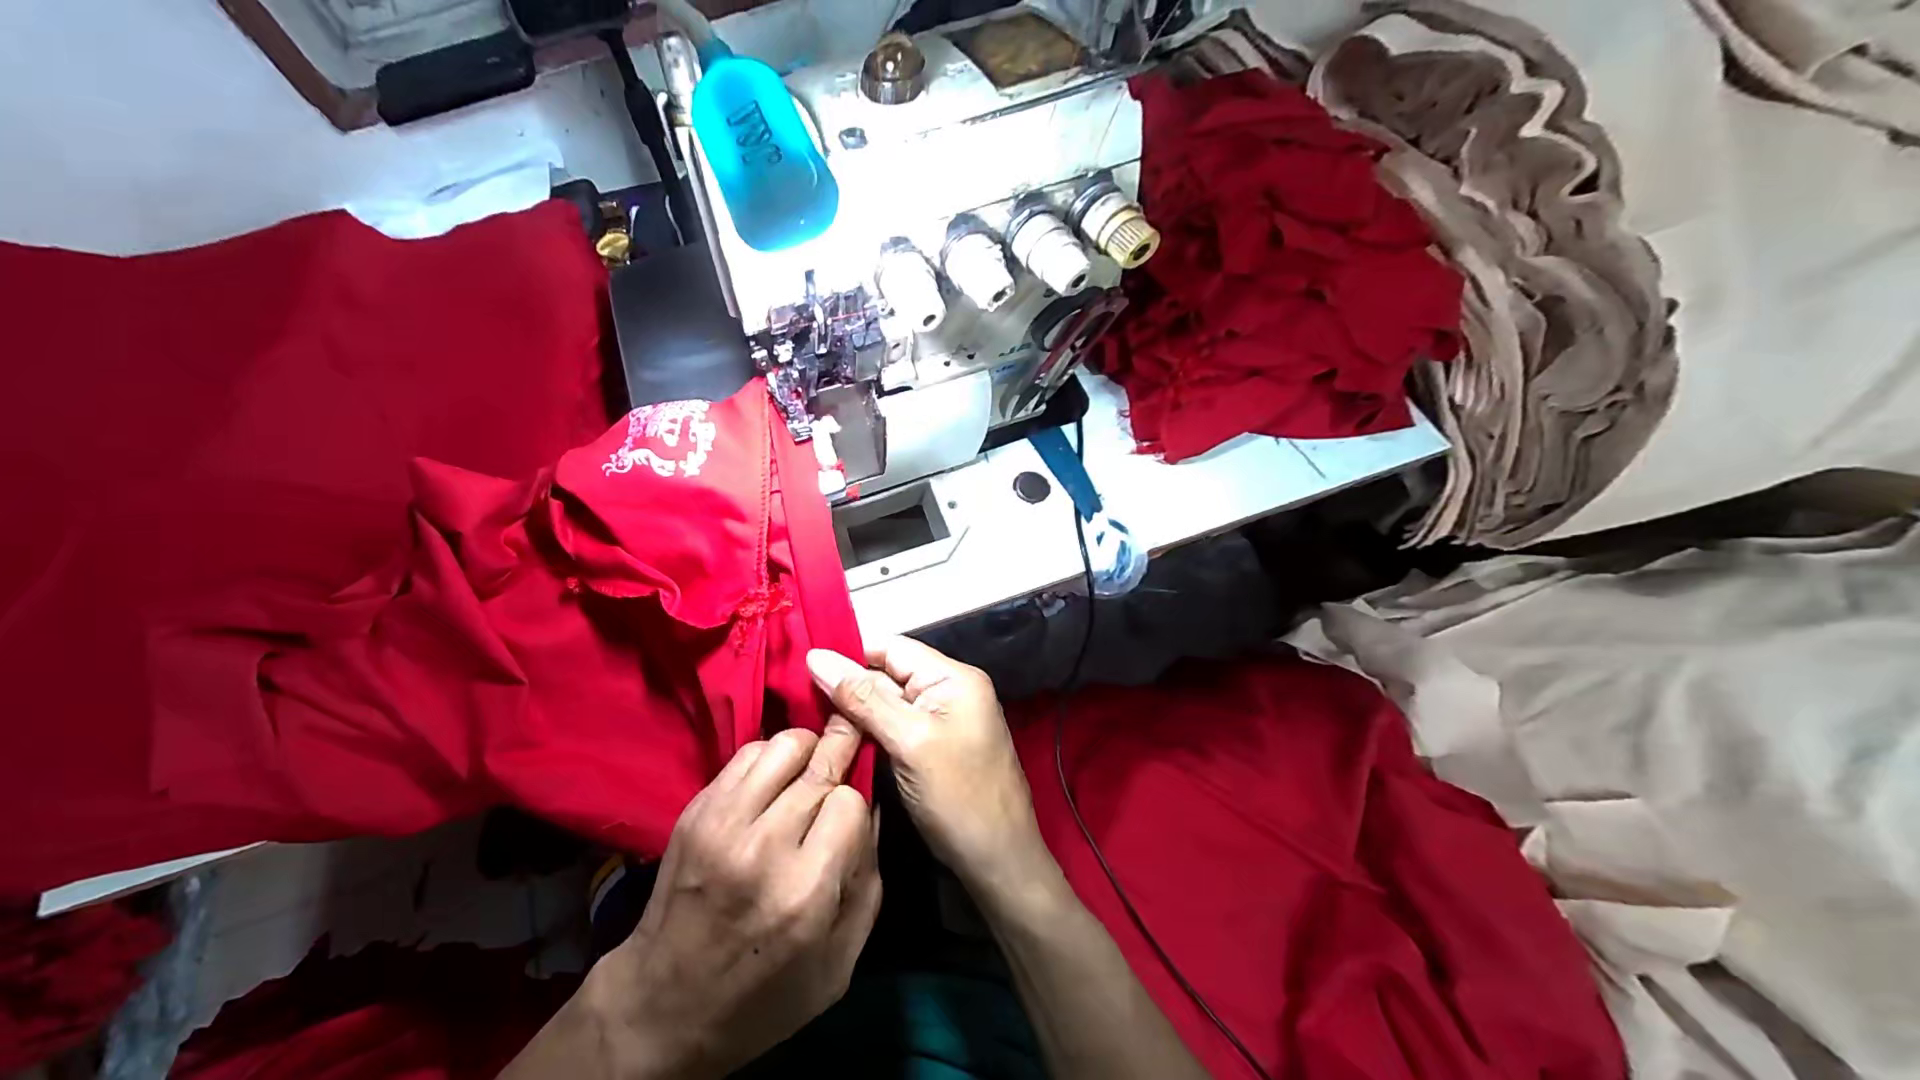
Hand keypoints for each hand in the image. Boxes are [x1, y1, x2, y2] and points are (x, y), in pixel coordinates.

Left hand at [584, 723, 880, 1079]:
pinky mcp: (695, 812)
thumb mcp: (840, 961)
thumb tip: (874, 807)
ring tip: (810, 769)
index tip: (850, 819)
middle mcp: (763, 848)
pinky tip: (775, 780)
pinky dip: (771, 756)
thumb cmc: (765, 995)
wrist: (664, 1008)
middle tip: (850, 747)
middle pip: (820, 766)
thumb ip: (867, 878)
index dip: (857, 804)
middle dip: (841, 756)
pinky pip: (747, 754)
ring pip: (784, 746)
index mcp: (804, 891)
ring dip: (807, 751)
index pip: (850, 802)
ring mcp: (722, 824)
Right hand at [806, 639, 1050, 894]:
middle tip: (799, 702)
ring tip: (810, 720)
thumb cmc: (959, 798)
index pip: (891, 647)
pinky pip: (894, 727)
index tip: (802, 670)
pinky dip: (869, 732)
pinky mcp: (933, 747)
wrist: (999, 862)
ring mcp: (942, 720)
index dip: (849, 654)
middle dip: (848, 686)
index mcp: (952, 677)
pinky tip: (839, 741)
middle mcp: (949, 690)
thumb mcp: (909, 741)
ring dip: (855, 711)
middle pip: (887, 674)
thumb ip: (863, 698)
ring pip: (887, 703)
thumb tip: (816, 657)